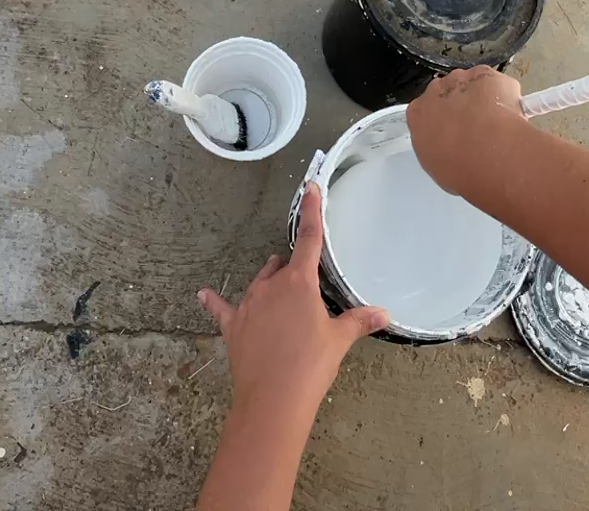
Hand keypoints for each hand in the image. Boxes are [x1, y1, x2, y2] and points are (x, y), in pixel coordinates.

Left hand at [198, 183, 388, 414]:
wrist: (273, 401)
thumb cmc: (310, 366)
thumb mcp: (339, 341)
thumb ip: (359, 321)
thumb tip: (384, 314)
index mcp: (299, 282)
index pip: (309, 238)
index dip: (312, 211)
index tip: (311, 188)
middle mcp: (271, 285)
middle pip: (283, 264)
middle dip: (294, 269)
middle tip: (308, 290)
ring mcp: (248, 304)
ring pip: (260, 282)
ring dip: (270, 283)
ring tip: (281, 298)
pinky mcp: (232, 325)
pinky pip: (221, 308)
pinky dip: (215, 302)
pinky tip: (203, 294)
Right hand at [406, 65, 528, 197]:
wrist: (486, 154)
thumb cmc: (459, 164)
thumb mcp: (436, 165)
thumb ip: (437, 147)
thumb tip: (449, 150)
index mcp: (418, 113)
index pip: (425, 109)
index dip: (442, 118)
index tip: (453, 129)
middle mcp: (436, 91)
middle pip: (448, 92)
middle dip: (462, 105)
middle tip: (477, 127)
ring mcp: (462, 80)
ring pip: (474, 84)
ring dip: (484, 98)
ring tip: (497, 125)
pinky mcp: (487, 76)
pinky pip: (497, 83)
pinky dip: (505, 94)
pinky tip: (509, 116)